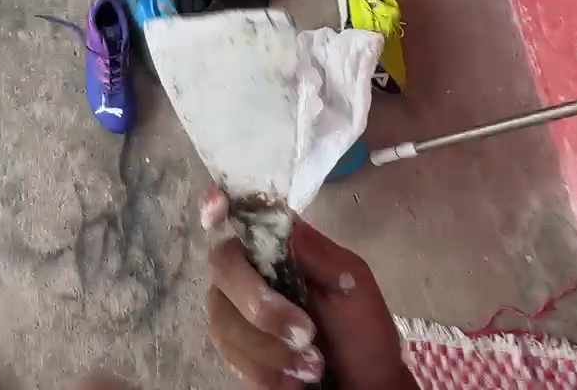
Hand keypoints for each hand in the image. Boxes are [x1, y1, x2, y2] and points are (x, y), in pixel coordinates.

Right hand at [202, 190, 414, 389]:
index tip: (217, 208)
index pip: (234, 212)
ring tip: (314, 367)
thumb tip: (277, 218)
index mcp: (273, 244)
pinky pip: (229, 352)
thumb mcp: (352, 282)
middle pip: (221, 265)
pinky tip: (295, 381)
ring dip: (270, 347)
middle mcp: (245, 268)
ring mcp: (233, 307)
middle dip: (261, 306)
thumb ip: (314, 249)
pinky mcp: (233, 348)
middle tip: (306, 334)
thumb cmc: (362, 332)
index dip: (214, 204)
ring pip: (222, 315)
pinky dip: (265, 371)